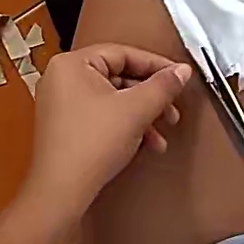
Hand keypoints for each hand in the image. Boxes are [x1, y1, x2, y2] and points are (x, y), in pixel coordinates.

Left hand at [23, 43, 192, 219]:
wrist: (64, 189)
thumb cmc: (89, 146)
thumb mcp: (136, 110)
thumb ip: (162, 86)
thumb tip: (181, 71)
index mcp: (72, 64)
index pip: (123, 54)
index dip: (155, 65)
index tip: (177, 77)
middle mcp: (63, 80)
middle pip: (119, 78)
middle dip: (151, 98)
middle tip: (172, 109)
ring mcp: (62, 105)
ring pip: (114, 101)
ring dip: (143, 117)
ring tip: (162, 133)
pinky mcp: (67, 127)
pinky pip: (103, 117)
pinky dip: (126, 127)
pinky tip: (145, 144)